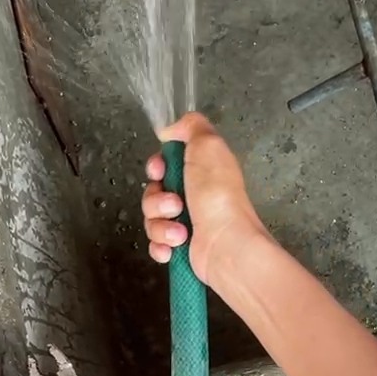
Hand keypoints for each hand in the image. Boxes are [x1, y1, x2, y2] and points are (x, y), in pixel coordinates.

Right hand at [143, 113, 271, 283]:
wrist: (225, 245)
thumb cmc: (218, 197)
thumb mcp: (208, 145)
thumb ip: (190, 126)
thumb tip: (170, 129)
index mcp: (200, 170)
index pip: (162, 164)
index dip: (155, 167)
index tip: (160, 171)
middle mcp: (193, 195)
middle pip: (152, 192)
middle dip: (156, 200)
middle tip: (175, 205)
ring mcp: (185, 223)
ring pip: (151, 219)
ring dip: (161, 225)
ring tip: (181, 232)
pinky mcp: (180, 248)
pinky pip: (155, 244)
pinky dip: (161, 246)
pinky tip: (173, 248)